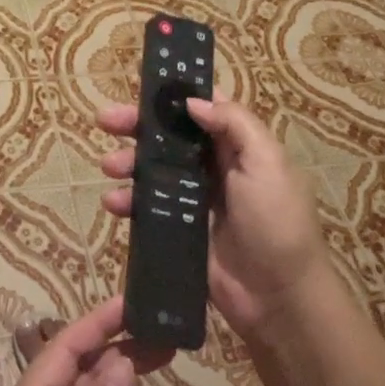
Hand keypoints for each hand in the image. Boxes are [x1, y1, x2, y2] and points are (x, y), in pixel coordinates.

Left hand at [9, 295, 172, 385]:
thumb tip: (125, 364)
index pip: (67, 341)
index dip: (99, 319)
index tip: (132, 299)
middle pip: (88, 362)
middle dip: (126, 345)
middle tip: (164, 330)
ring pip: (99, 385)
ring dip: (129, 371)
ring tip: (165, 352)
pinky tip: (145, 384)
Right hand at [97, 98, 330, 335]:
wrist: (279, 299)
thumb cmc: (276, 223)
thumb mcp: (267, 164)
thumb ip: (234, 124)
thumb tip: (192, 102)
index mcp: (238, 146)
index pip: (202, 108)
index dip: (174, 95)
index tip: (142, 87)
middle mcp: (214, 166)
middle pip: (168, 136)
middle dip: (135, 125)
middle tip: (105, 119)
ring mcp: (194, 198)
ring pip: (152, 169)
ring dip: (127, 162)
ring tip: (109, 167)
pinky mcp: (179, 228)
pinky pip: (147, 207)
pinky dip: (127, 201)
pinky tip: (114, 203)